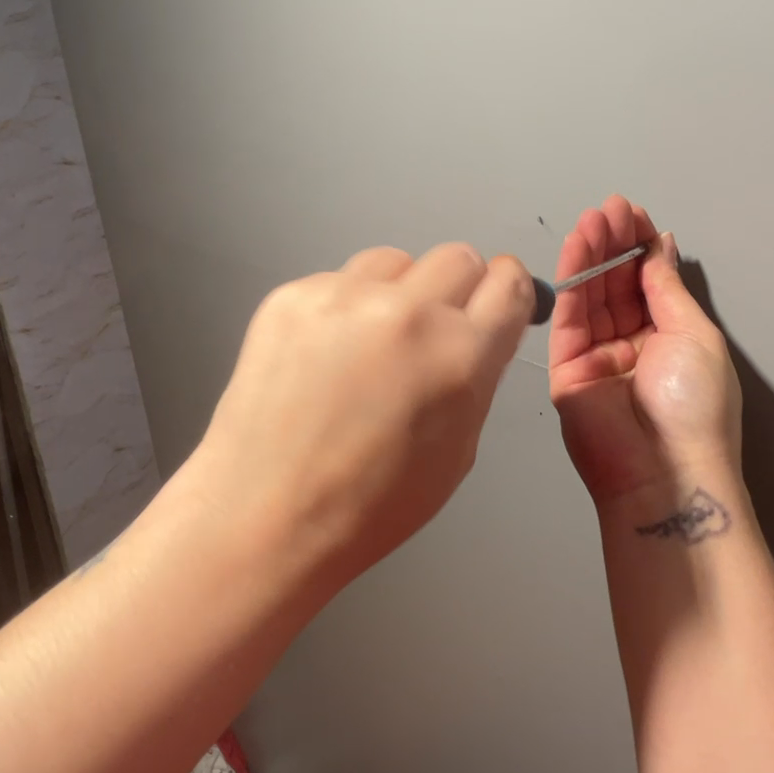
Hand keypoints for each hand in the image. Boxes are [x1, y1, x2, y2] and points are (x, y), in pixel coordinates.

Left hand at [190, 243, 534, 579]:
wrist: (265, 515)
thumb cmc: (373, 504)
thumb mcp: (459, 450)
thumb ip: (478, 376)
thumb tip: (482, 330)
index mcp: (460, 355)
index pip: (508, 282)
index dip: (507, 293)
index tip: (494, 305)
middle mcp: (407, 311)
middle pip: (457, 257)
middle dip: (456, 290)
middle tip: (431, 333)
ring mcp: (343, 296)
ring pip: (396, 261)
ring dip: (397, 293)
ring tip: (369, 346)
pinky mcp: (292, 296)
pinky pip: (340, 280)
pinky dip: (344, 309)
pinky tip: (323, 356)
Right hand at [549, 196, 741, 507]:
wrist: (663, 471)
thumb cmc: (694, 404)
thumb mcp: (694, 335)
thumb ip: (666, 288)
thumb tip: (661, 244)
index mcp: (671, 340)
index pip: (649, 284)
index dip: (640, 249)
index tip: (633, 214)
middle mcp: (632, 346)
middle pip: (618, 287)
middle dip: (614, 245)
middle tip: (610, 208)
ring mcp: (597, 358)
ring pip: (591, 298)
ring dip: (592, 255)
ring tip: (593, 218)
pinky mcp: (566, 371)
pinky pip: (570, 320)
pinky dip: (572, 281)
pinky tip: (577, 246)